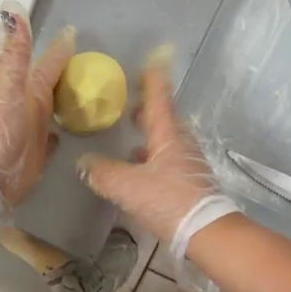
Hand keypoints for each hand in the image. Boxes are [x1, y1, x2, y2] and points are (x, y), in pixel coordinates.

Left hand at [0, 4, 74, 208]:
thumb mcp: (7, 88)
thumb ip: (15, 54)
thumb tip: (12, 9)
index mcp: (26, 90)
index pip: (47, 64)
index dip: (59, 49)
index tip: (73, 32)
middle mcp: (30, 108)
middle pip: (51, 85)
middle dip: (66, 74)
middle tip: (89, 64)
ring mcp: (33, 132)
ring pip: (53, 110)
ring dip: (65, 101)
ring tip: (84, 93)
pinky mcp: (37, 155)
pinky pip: (53, 139)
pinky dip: (60, 132)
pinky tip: (67, 130)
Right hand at [76, 49, 225, 244]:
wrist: (206, 233)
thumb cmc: (169, 201)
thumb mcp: (128, 187)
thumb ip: (103, 173)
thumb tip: (84, 163)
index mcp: (168, 137)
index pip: (159, 100)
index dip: (153, 80)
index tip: (155, 58)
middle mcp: (181, 146)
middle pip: (165, 121)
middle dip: (148, 112)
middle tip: (132, 108)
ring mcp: (187, 166)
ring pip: (167, 144)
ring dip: (151, 139)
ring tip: (132, 143)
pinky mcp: (189, 186)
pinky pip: (167, 164)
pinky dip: (153, 161)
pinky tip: (141, 174)